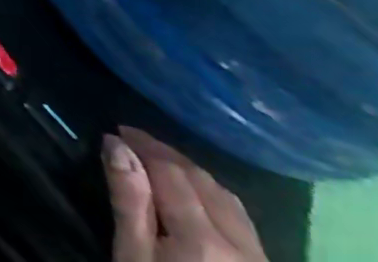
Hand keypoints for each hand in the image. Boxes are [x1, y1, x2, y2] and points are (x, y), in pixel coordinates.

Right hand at [105, 128, 267, 261]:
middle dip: (168, 155)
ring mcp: (260, 261)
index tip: (117, 129)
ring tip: (162, 164)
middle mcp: (239, 243)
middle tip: (134, 141)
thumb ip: (129, 201)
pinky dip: (214, 197)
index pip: (171, 171)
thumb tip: (117, 144)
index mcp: (201, 237)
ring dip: (193, 174)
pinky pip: (241, 221)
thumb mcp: (132, 259)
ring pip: (228, 199)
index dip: (144, 145)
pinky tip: (199, 199)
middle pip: (203, 180)